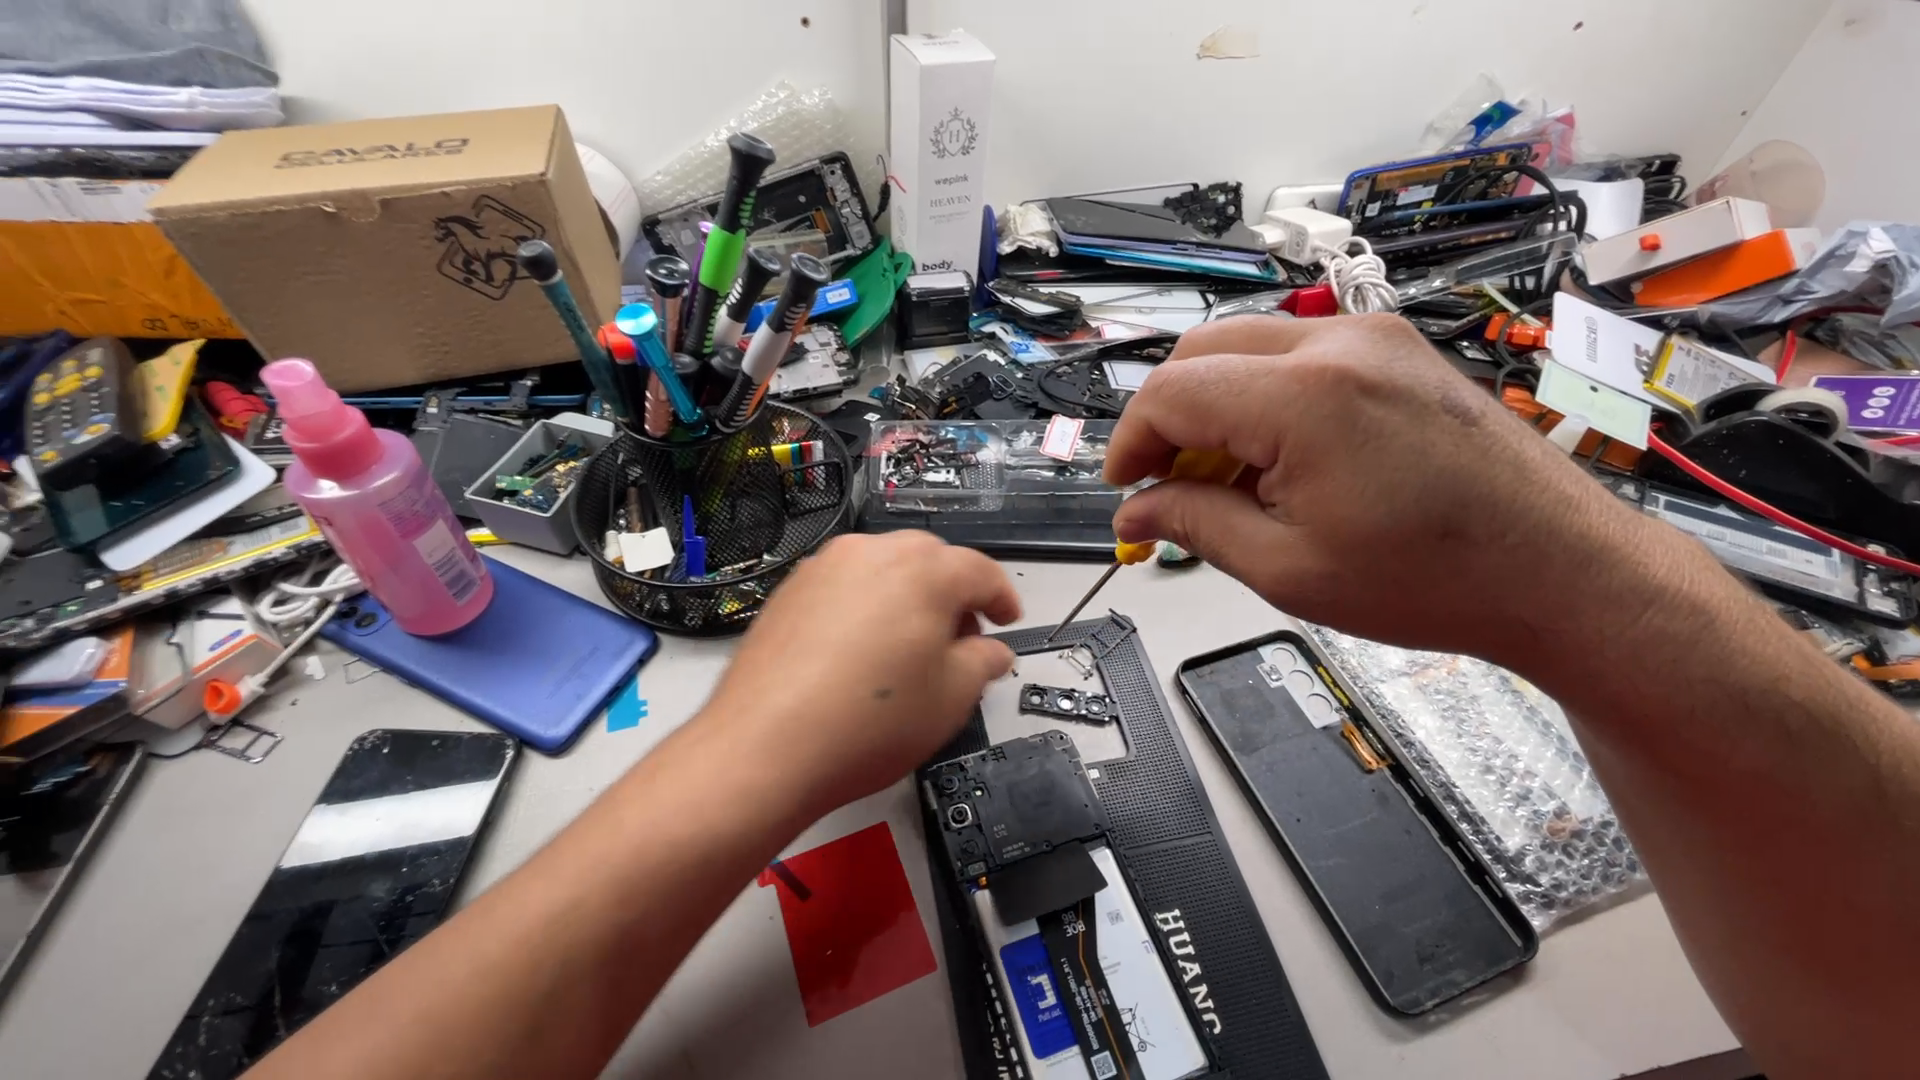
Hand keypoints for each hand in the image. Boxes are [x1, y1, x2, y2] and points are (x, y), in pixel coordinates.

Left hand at [700, 531, 1021, 817]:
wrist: (763, 748)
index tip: (1005, 617)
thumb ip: (983, 662)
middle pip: (930, 562)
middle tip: (962, 640)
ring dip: (908, 600)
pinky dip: (866, 608)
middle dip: (954, 597)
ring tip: (910, 653)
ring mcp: (825, 569)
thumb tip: (989, 653)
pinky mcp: (792, 591)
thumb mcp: (950, 699)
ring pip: (884, 570)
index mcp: (922, 571)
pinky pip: (846, 587)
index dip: (1001, 598)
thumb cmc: (855, 725)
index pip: (980, 571)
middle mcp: (871, 556)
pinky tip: (866, 655)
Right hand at [1106, 314, 1675, 664]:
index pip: (1170, 392)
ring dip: (1210, 405)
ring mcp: (1373, 336)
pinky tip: (1274, 457)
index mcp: (1304, 397)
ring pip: (1244, 346)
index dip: (1131, 442)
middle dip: (1165, 418)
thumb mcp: (1286, 568)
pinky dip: (1258, 396)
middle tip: (1165, 484)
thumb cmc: (1431, 580)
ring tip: (1222, 478)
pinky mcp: (1395, 350)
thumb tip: (1133, 513)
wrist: (1562, 570)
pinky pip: (1293, 352)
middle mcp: (1337, 342)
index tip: (1125, 490)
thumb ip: (1192, 525)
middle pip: (1199, 352)